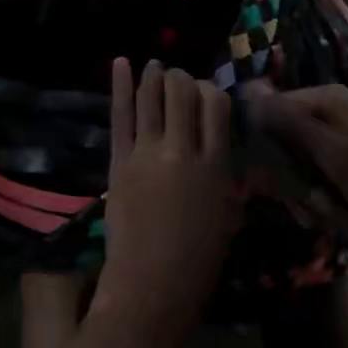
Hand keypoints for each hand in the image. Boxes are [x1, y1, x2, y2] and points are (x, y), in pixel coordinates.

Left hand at [91, 59, 235, 342]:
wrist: (152, 285)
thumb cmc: (198, 262)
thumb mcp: (227, 215)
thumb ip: (223, 176)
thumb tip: (216, 148)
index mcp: (216, 165)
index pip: (216, 106)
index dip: (210, 91)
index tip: (205, 94)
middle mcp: (183, 150)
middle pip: (182, 93)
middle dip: (182, 79)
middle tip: (178, 81)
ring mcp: (147, 152)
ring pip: (151, 97)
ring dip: (155, 76)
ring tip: (156, 65)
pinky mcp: (120, 160)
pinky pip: (120, 114)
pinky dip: (120, 85)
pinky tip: (122, 62)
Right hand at [247, 84, 347, 269]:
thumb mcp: (338, 156)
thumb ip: (291, 122)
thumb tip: (249, 89)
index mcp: (331, 101)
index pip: (272, 109)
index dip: (265, 141)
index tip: (263, 172)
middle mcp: (333, 116)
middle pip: (283, 139)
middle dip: (288, 175)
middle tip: (304, 201)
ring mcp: (342, 145)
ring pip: (297, 166)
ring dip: (305, 195)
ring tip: (326, 213)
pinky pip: (317, 184)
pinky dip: (323, 205)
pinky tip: (337, 218)